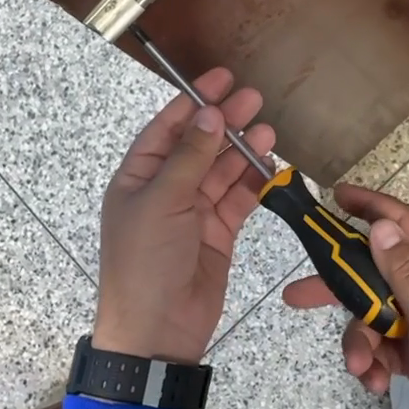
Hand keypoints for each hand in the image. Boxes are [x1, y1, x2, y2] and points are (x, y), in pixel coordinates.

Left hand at [94, 67, 273, 362]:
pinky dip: (254, 183)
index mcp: (137, 178)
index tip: (220, 78)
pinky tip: (271, 165)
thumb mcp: (162, 203)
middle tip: (254, 98)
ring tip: (269, 129)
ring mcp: (193, 213)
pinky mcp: (218, 233)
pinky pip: (238, 200)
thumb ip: (189, 158)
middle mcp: (165, 191)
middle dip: (225, 123)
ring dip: (244, 151)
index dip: (192, 102)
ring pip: (221, 172)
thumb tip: (209, 115)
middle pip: (198, 146)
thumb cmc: (145, 262)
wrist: (158, 329)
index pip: (166, 130)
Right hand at [282, 185, 408, 408]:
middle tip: (296, 297)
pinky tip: (376, 383)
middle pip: (378, 273)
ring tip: (361, 370)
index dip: (372, 206)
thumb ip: (408, 272)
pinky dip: (376, 362)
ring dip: (361, 342)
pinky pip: (387, 346)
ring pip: (376, 316)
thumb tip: (382, 225)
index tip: (335, 196)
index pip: (406, 224)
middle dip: (340, 287)